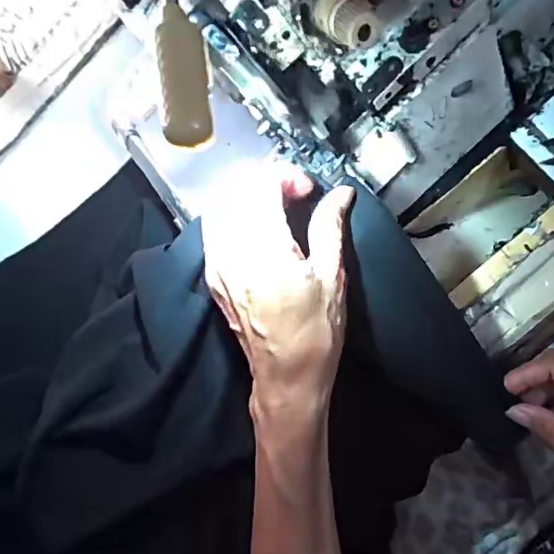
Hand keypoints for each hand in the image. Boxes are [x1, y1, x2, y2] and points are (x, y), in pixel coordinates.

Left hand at [202, 165, 355, 428]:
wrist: (286, 377)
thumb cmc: (315, 334)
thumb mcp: (332, 277)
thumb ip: (329, 227)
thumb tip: (339, 194)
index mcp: (264, 250)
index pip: (261, 185)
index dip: (287, 176)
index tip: (308, 190)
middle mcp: (233, 253)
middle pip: (236, 190)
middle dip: (266, 180)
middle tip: (295, 193)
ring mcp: (217, 266)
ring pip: (220, 206)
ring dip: (247, 195)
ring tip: (277, 205)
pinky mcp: (214, 278)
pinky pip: (214, 230)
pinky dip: (233, 215)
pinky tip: (256, 224)